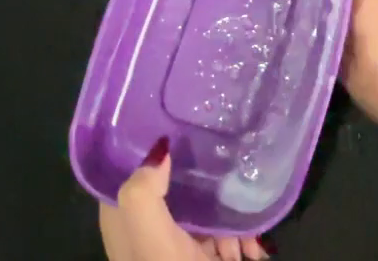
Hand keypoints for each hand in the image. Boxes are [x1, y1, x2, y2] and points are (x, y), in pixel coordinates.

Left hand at [97, 139, 269, 260]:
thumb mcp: (154, 247)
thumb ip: (143, 196)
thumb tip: (159, 147)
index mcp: (123, 226)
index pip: (130, 172)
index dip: (154, 149)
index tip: (185, 129)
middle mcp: (143, 238)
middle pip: (172, 189)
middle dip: (208, 185)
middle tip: (230, 179)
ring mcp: (170, 254)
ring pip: (201, 214)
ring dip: (229, 219)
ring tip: (248, 232)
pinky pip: (219, 241)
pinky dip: (239, 241)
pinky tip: (253, 249)